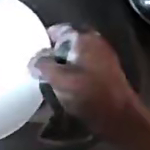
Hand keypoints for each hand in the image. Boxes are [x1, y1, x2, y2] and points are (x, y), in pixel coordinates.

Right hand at [30, 25, 145, 142]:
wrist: (120, 118)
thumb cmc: (90, 95)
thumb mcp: (59, 80)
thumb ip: (42, 65)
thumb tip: (33, 60)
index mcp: (84, 39)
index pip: (57, 31)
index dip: (42, 41)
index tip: (30, 55)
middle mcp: (95, 44)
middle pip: (65, 45)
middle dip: (51, 57)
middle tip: (36, 70)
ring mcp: (102, 59)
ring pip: (74, 59)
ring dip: (61, 69)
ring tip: (47, 82)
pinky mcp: (105, 75)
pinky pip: (82, 71)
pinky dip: (72, 77)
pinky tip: (63, 90)